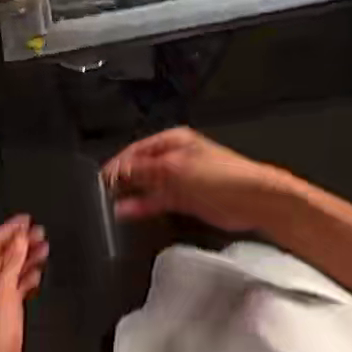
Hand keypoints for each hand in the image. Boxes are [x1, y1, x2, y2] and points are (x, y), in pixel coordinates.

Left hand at [0, 216, 46, 351]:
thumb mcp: (4, 297)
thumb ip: (12, 266)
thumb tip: (20, 238)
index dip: (8, 229)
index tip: (27, 219)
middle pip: (3, 256)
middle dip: (20, 241)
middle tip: (41, 231)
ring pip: (12, 270)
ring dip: (27, 257)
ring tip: (44, 248)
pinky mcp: (6, 314)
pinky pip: (17, 286)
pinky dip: (28, 275)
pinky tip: (38, 274)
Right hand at [101, 128, 295, 232]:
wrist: (251, 199)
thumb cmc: (222, 175)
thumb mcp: (177, 169)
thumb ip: (146, 170)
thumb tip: (120, 169)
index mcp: (174, 140)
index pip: (137, 149)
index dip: (119, 163)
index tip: (101, 178)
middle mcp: (175, 157)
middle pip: (141, 166)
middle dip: (123, 177)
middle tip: (100, 191)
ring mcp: (180, 179)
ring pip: (148, 185)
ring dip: (131, 192)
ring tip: (108, 203)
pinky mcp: (185, 199)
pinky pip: (158, 201)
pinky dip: (143, 205)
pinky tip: (127, 211)